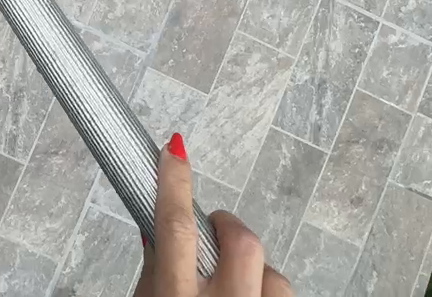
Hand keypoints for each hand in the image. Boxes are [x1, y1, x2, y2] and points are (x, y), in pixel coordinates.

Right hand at [134, 135, 291, 296]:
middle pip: (241, 242)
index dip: (175, 182)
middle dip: (227, 228)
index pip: (177, 226)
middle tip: (211, 234)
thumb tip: (157, 225)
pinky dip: (266, 293)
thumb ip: (156, 269)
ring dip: (254, 272)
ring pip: (275, 276)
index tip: (173, 149)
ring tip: (233, 283)